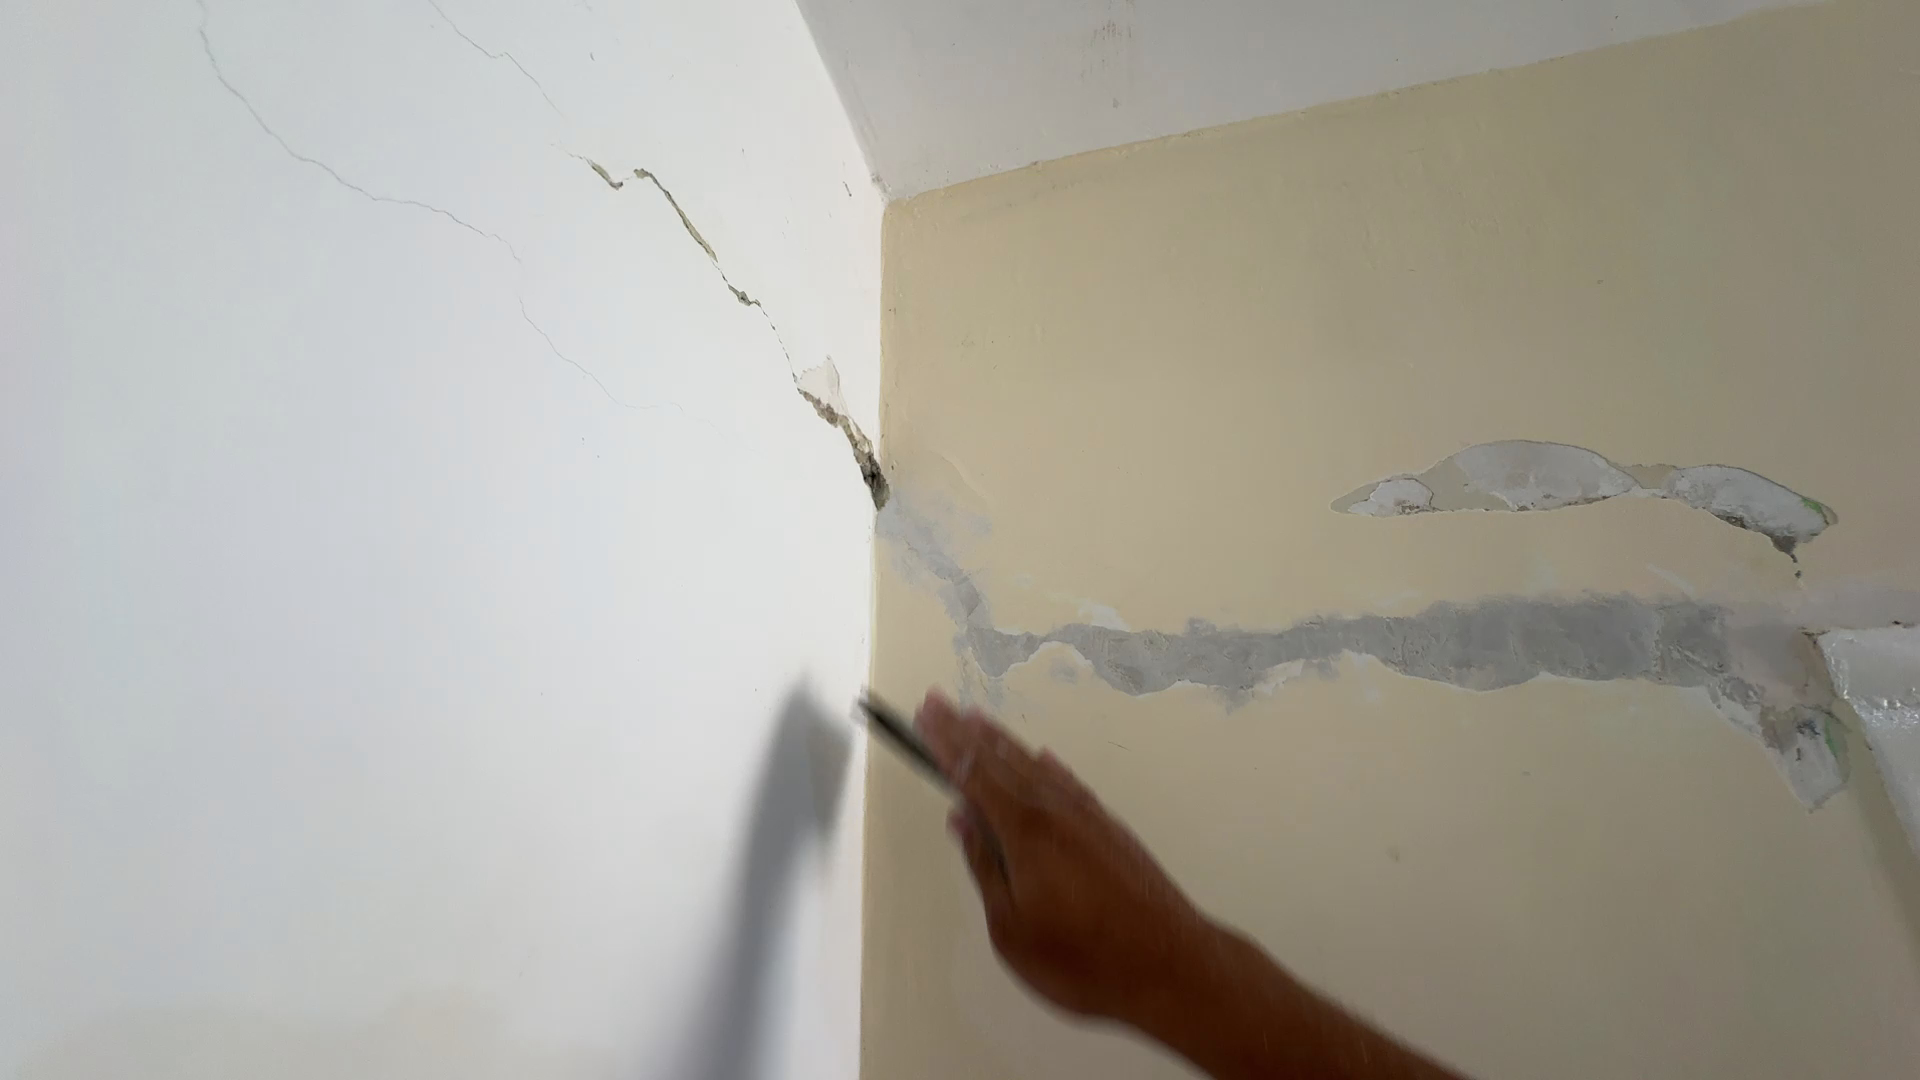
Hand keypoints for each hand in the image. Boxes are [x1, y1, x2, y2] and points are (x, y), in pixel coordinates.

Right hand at [914, 690, 1212, 1027]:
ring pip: (1032, 763)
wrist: (1171, 964)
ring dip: (1000, 739)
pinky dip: (1045, 764)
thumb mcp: (1012, 929)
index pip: (973, 775)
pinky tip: (1041, 757)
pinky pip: (1065, 780)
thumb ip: (985, 867)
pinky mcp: (1107, 825)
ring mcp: (1084, 813)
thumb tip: (961, 820)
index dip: (944, 744)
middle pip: (999, 758)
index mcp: (1024, 829)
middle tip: (937, 701)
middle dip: (963, 729)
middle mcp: (1052, 808)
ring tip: (975, 717)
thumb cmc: (1081, 959)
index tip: (924, 715)